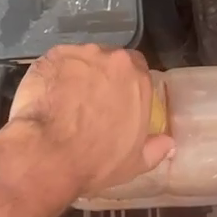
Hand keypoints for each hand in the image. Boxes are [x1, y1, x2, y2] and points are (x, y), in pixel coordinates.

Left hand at [5, 45, 173, 196]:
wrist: (49, 154)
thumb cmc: (96, 161)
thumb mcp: (134, 163)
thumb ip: (155, 148)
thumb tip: (169, 143)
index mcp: (138, 79)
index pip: (138, 69)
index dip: (126, 84)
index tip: (116, 99)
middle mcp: (113, 58)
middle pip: (110, 60)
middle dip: (102, 76)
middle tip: (89, 100)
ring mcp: (82, 53)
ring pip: (83, 59)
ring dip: (78, 73)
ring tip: (65, 99)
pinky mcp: (53, 55)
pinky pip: (58, 61)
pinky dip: (54, 74)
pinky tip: (47, 95)